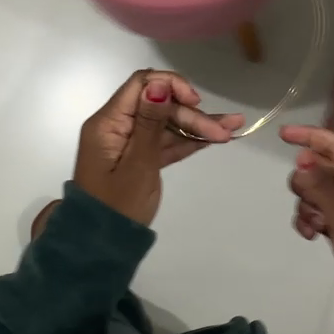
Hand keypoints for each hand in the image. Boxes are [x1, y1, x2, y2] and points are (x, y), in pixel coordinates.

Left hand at [73, 69, 244, 225]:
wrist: (101, 249)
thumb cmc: (117, 206)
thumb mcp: (137, 164)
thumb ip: (150, 122)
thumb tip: (158, 84)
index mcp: (109, 122)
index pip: (141, 85)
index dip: (171, 86)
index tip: (195, 101)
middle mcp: (119, 125)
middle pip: (160, 106)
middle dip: (192, 115)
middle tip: (224, 133)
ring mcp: (130, 141)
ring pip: (167, 124)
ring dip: (197, 126)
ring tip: (232, 129)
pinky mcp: (140, 157)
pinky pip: (166, 141)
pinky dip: (189, 141)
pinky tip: (215, 138)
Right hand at [281, 125, 333, 277]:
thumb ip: (321, 189)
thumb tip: (301, 162)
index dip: (309, 136)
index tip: (283, 136)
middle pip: (320, 167)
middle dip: (306, 181)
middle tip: (306, 198)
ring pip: (315, 190)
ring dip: (307, 205)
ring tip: (314, 226)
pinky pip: (316, 210)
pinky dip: (309, 219)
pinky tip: (311, 235)